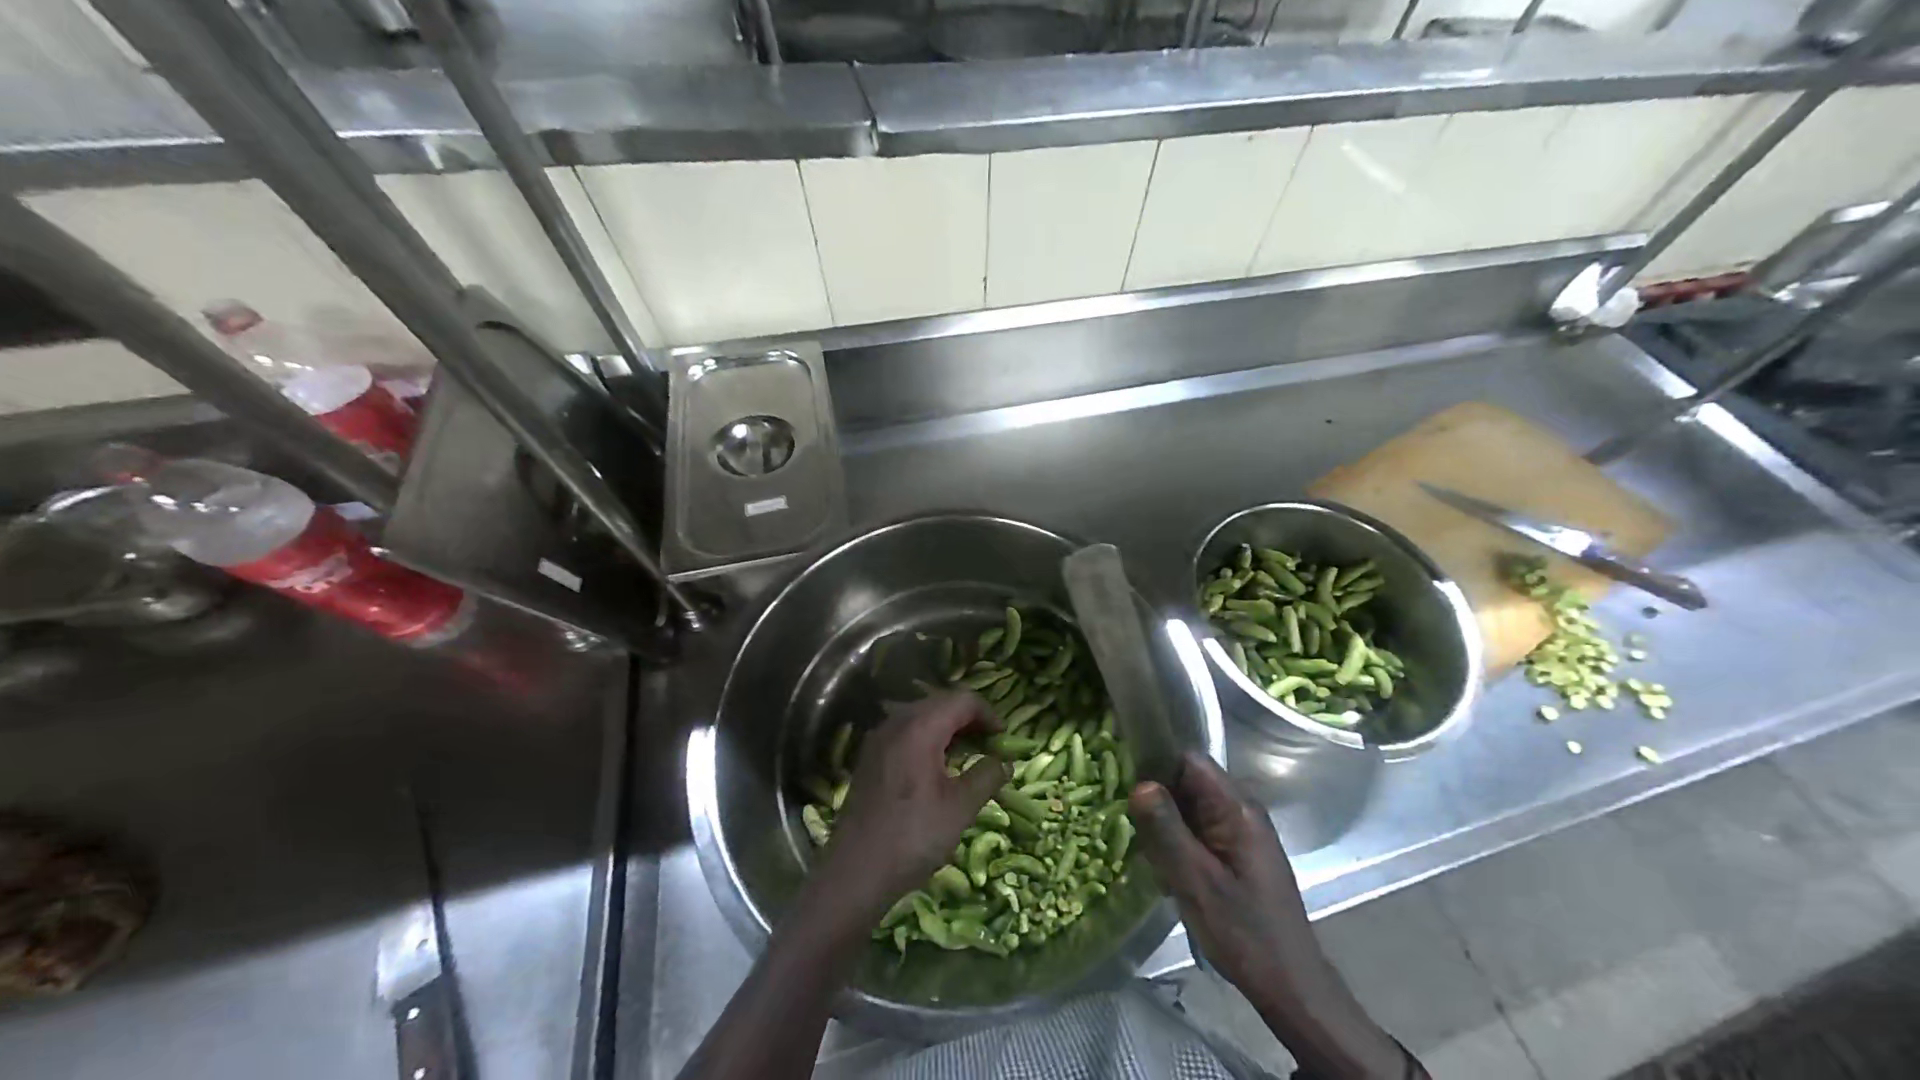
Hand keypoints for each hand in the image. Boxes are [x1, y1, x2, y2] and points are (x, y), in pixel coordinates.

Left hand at [815, 693, 1006, 914]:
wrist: (856, 871)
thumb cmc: (913, 836)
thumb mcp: (960, 808)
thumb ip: (986, 776)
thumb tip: (1005, 762)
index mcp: (920, 728)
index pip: (961, 700)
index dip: (988, 713)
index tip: (1003, 737)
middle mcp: (895, 724)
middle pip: (939, 702)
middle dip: (968, 718)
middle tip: (989, 744)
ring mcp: (878, 739)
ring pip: (920, 716)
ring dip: (947, 728)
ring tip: (966, 754)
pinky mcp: (869, 758)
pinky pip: (904, 733)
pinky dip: (926, 739)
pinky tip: (935, 767)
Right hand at [1130, 753, 1418, 1079]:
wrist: (1291, 986)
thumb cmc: (1244, 933)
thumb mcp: (1196, 881)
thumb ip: (1166, 830)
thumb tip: (1140, 784)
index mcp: (1237, 809)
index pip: (1189, 761)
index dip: (1156, 766)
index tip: (1128, 789)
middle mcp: (1242, 811)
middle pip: (1187, 783)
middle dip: (1158, 803)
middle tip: (1137, 833)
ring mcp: (1242, 832)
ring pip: (1190, 809)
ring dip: (1167, 827)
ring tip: (1153, 859)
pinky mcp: (1238, 853)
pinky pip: (1199, 831)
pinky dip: (1179, 845)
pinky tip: (1170, 874)